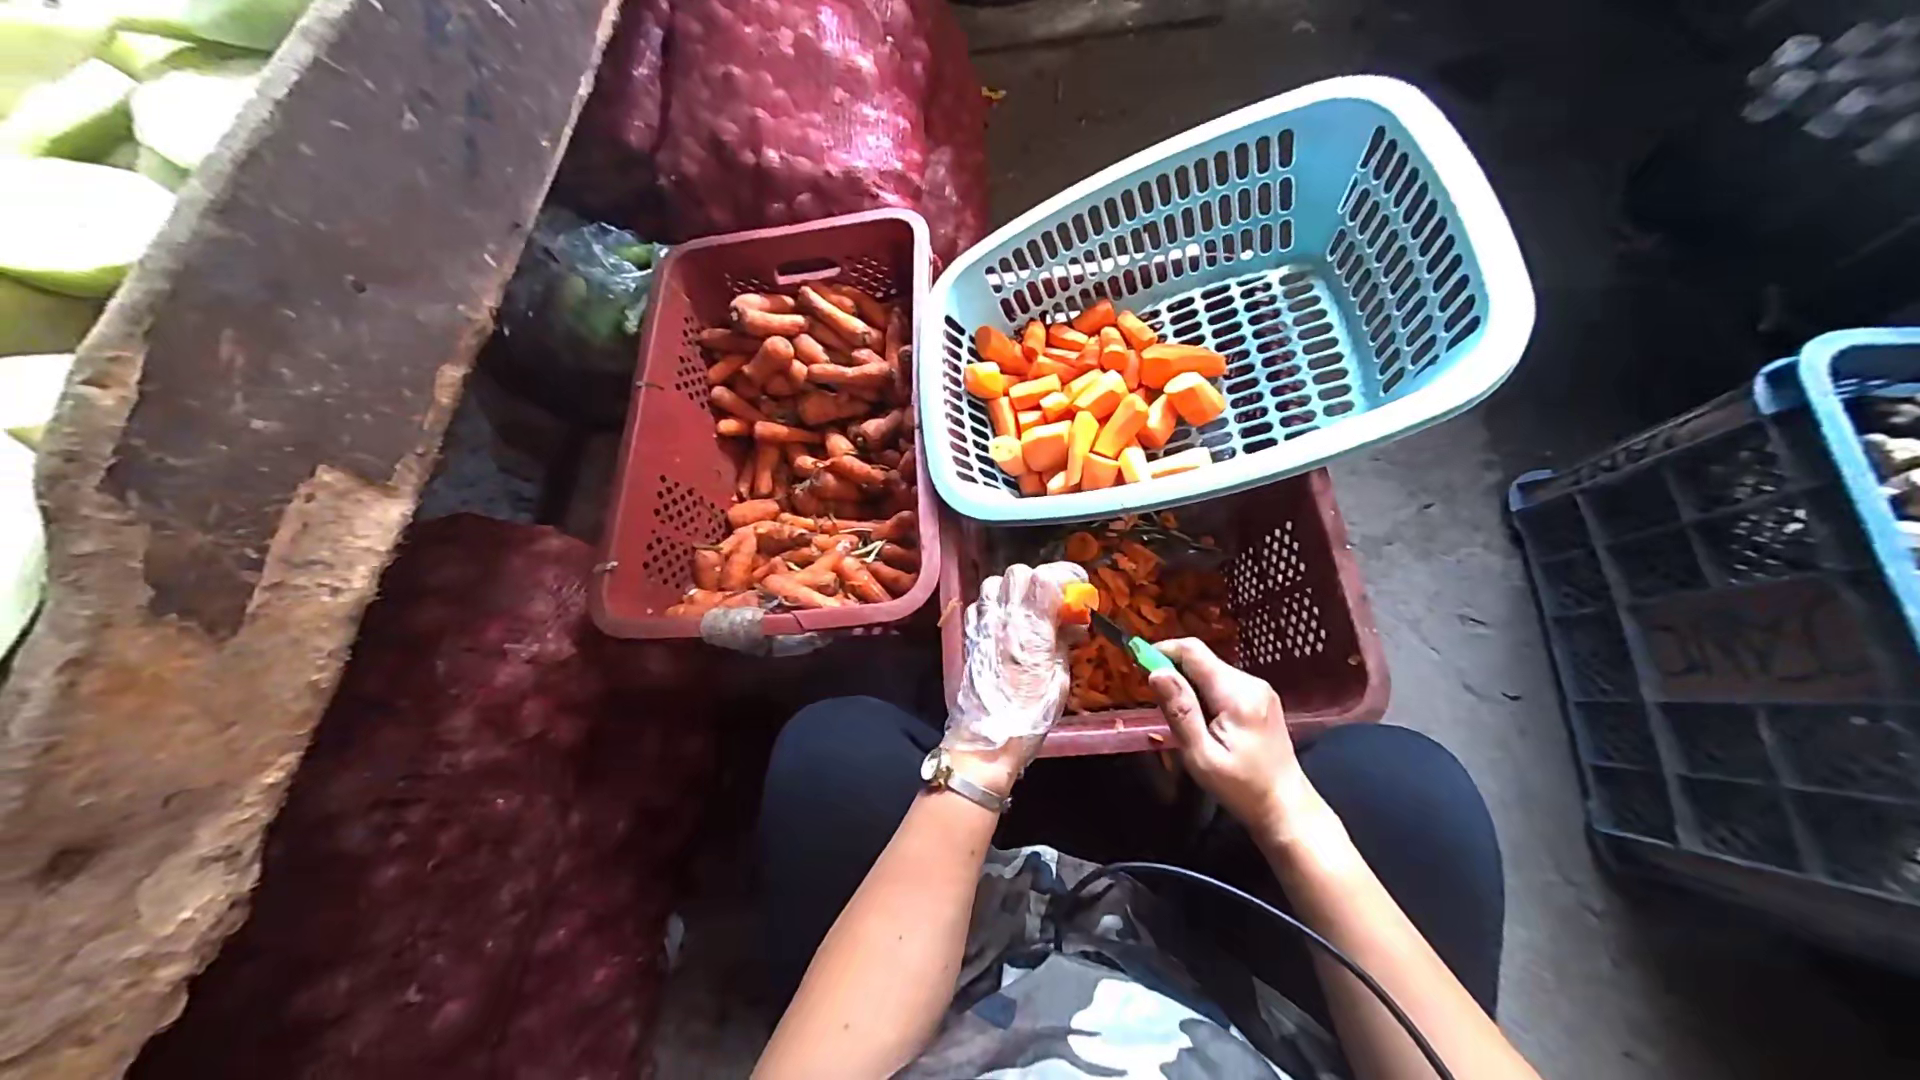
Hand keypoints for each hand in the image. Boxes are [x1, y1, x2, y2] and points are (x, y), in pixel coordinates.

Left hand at [947, 562, 1088, 777]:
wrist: (985, 742)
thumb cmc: (1029, 717)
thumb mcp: (1060, 681)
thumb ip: (1064, 644)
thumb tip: (1073, 622)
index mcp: (1031, 630)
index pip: (1045, 579)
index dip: (1066, 576)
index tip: (1079, 589)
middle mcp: (1003, 620)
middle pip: (1019, 573)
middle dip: (1041, 579)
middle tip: (1055, 600)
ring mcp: (982, 625)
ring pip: (995, 583)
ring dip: (1015, 589)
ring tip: (1029, 609)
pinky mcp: (968, 635)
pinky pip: (980, 604)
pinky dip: (995, 604)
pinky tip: (1006, 622)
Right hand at [1148, 638, 1331, 847]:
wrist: (1286, 807)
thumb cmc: (1242, 788)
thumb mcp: (1201, 756)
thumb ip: (1179, 711)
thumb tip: (1156, 672)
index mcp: (1237, 694)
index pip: (1192, 651)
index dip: (1161, 651)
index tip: (1138, 666)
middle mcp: (1251, 682)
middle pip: (1201, 659)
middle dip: (1174, 673)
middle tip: (1158, 705)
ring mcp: (1258, 688)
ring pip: (1209, 670)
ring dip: (1187, 684)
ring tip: (1181, 719)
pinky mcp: (1259, 697)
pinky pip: (1221, 682)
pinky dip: (1202, 692)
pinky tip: (1201, 720)